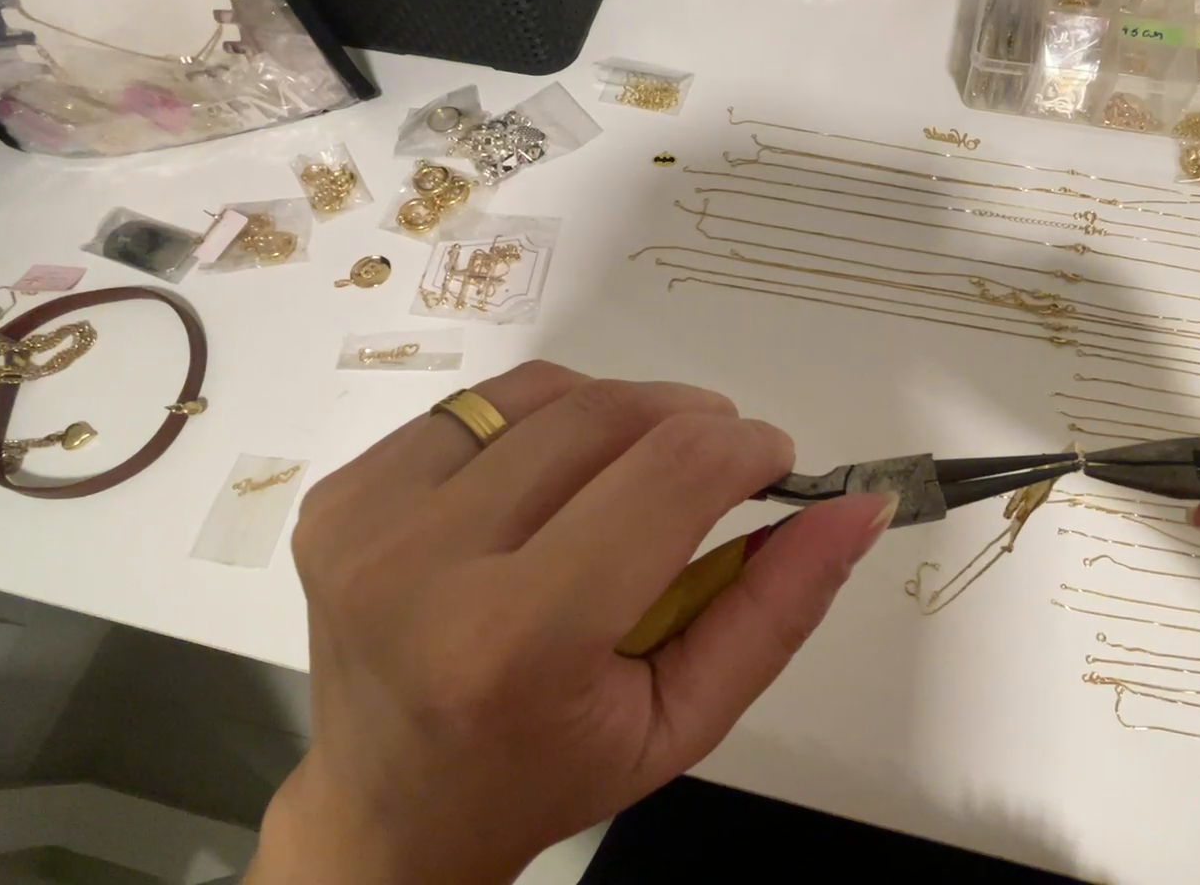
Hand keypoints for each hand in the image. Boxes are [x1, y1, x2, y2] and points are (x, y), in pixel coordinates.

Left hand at [246, 362, 895, 883]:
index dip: (745, 447)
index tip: (774, 460)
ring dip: (623, 410)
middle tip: (722, 455)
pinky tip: (560, 473)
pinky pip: (483, 402)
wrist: (390, 807)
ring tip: (641, 467)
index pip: (668, 477)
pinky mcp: (341, 494)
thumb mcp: (687, 717)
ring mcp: (366, 520)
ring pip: (548, 393)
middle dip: (692, 419)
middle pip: (607, 417)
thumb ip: (780, 606)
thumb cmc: (552, 772)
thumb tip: (857, 507)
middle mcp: (422, 565)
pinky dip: (549, 416)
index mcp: (518, 641)